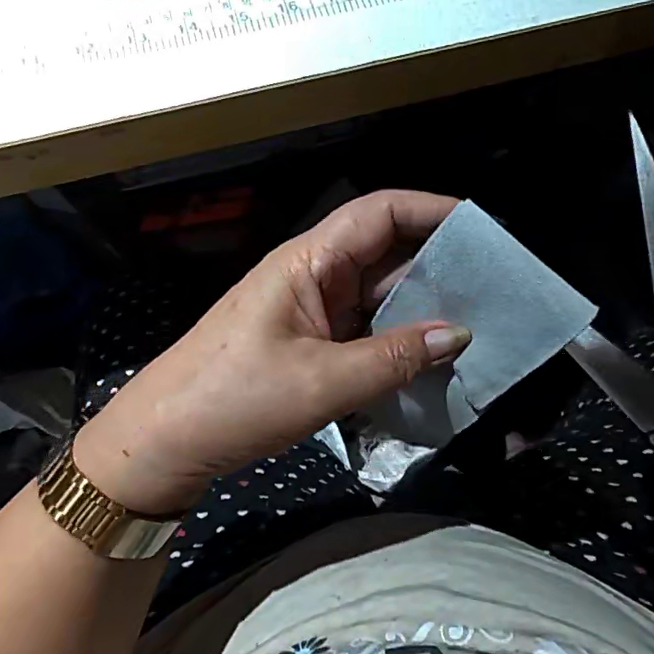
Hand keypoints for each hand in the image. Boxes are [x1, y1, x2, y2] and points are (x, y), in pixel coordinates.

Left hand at [73, 191, 469, 514]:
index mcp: (310, 261)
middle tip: (492, 282)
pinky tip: (435, 351)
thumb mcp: (322, 383)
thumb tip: (459, 335)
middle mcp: (316, 275)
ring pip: (381, 292)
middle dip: (438, 260)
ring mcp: (315, 309)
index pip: (380, 213)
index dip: (431, 209)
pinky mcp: (314, 341)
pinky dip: (402, 334)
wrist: (161, 444)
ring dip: (424, 303)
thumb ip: (395, 358)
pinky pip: (369, 326)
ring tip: (477, 317)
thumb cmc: (233, 399)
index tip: (479, 227)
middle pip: (387, 251)